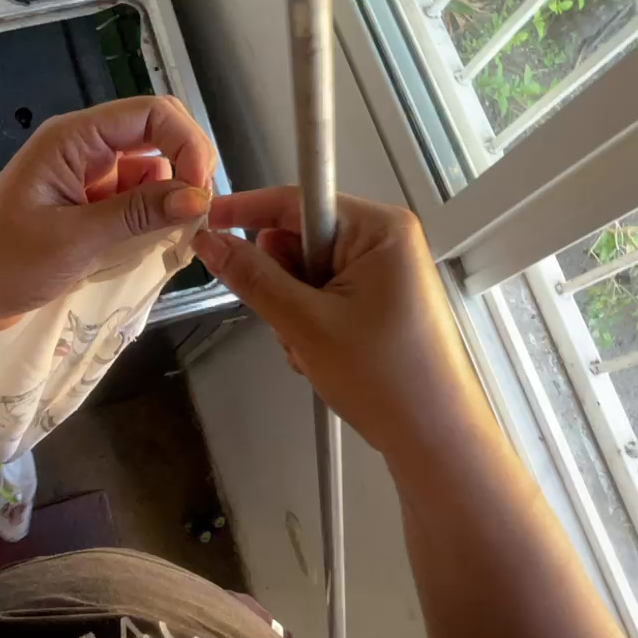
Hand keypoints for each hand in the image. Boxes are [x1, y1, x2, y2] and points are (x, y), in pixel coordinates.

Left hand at [0, 96, 216, 331]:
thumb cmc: (6, 263)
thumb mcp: (76, 240)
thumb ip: (139, 215)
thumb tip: (198, 198)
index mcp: (73, 138)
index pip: (150, 114)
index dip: (186, 144)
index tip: (201, 193)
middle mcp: (82, 149)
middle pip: (154, 137)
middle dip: (184, 169)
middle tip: (197, 214)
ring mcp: (85, 179)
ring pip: (148, 173)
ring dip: (168, 199)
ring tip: (176, 237)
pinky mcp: (86, 208)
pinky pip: (132, 202)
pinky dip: (149, 220)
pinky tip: (155, 245)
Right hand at [190, 187, 481, 455]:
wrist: (433, 436)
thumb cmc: (387, 378)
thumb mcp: (306, 324)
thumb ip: (253, 278)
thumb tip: (210, 242)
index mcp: (378, 229)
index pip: (296, 200)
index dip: (245, 210)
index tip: (205, 221)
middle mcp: (383, 241)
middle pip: (296, 239)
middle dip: (279, 280)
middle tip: (289, 320)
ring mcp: (381, 272)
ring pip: (302, 273)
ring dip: (291, 310)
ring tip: (313, 347)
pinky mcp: (376, 300)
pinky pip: (319, 296)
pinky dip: (306, 323)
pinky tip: (323, 354)